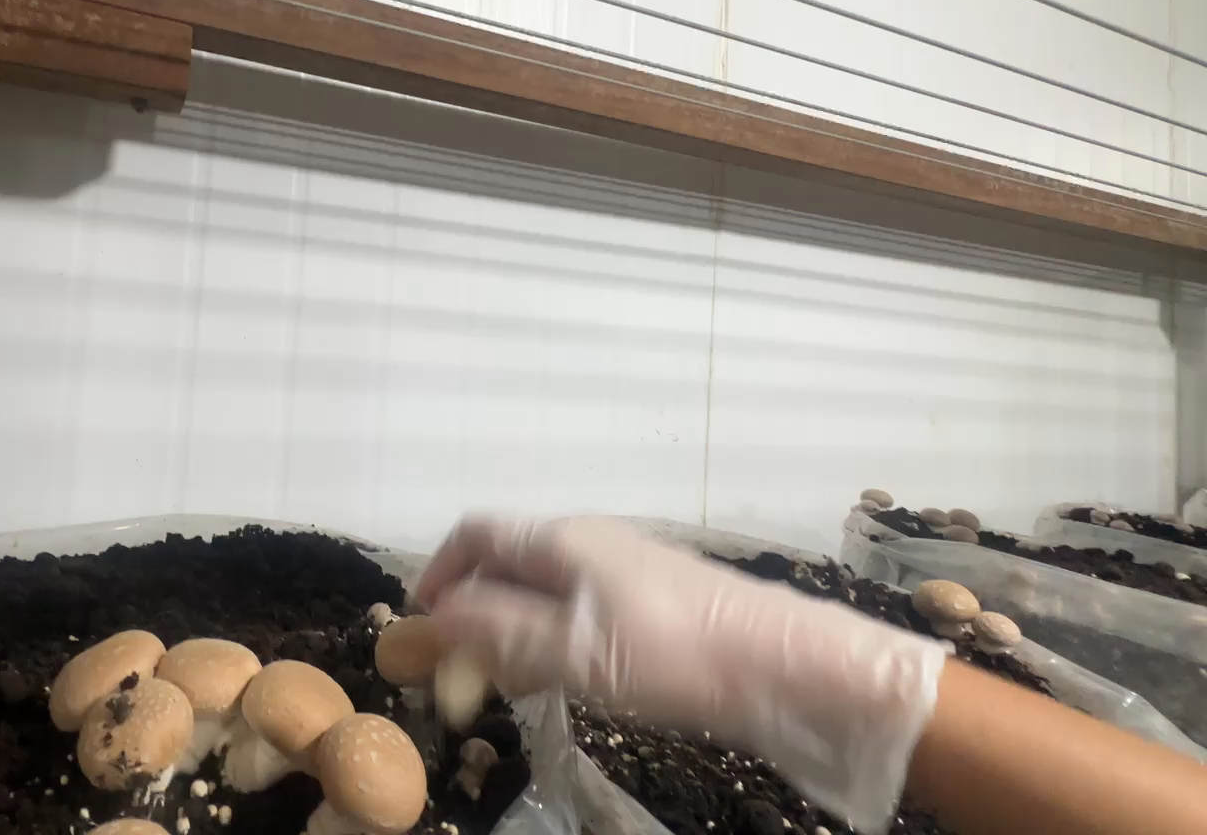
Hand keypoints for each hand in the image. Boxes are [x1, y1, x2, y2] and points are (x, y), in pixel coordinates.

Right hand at [416, 515, 945, 833]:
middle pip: (506, 557)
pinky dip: (548, 630)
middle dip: (475, 603)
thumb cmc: (671, 652)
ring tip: (511, 674)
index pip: (477, 533)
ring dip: (512, 621)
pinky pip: (573, 599)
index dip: (441, 568)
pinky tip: (564, 670)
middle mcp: (582, 537)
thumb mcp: (576, 650)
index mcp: (560, 538)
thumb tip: (439, 615)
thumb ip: (501, 630)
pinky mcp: (642, 590)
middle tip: (466, 660)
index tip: (423, 618)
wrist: (782, 661)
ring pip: (540, 582)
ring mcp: (616, 561)